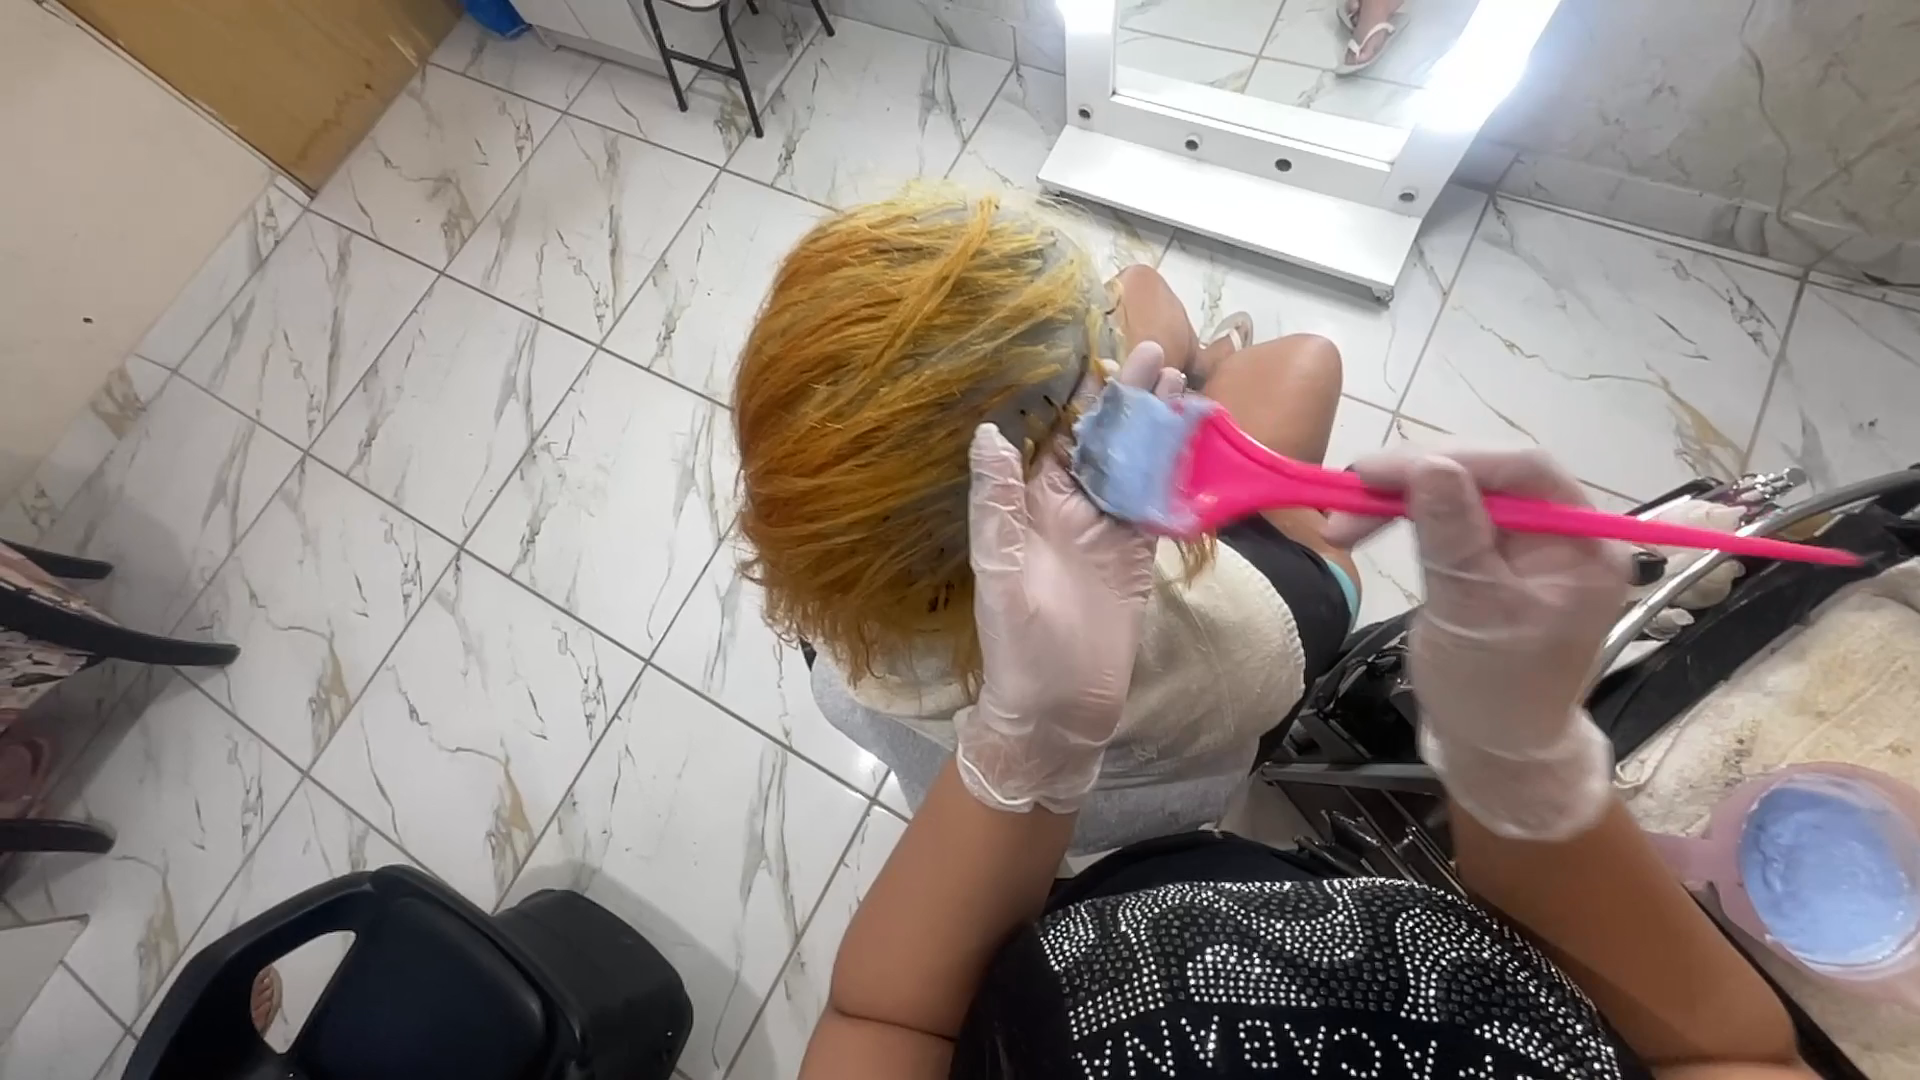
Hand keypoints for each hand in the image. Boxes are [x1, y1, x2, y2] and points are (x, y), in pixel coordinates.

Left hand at [955, 343, 1182, 812]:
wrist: (1059, 706)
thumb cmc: (1020, 644)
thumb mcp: (1000, 571)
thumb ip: (997, 503)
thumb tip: (987, 433)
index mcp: (1031, 508)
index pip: (1056, 441)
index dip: (1076, 402)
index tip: (1096, 358)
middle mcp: (1070, 512)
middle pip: (1103, 446)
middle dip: (1127, 403)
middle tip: (1154, 355)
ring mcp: (1106, 533)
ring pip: (1134, 469)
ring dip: (1155, 431)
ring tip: (1178, 386)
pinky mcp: (1135, 557)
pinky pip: (1156, 507)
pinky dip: (1174, 477)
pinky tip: (1191, 444)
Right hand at [1327, 449, 1627, 838]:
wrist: (1491, 743)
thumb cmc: (1488, 688)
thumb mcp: (1468, 610)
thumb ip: (1451, 533)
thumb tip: (1428, 462)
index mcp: (1581, 545)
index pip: (1521, 470)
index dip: (1445, 458)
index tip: (1370, 472)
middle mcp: (1559, 533)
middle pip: (1484, 474)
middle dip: (1409, 480)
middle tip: (1344, 499)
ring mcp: (1522, 543)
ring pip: (1456, 490)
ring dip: (1394, 499)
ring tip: (1342, 522)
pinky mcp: (1488, 554)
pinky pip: (1444, 515)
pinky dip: (1400, 516)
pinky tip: (1365, 525)